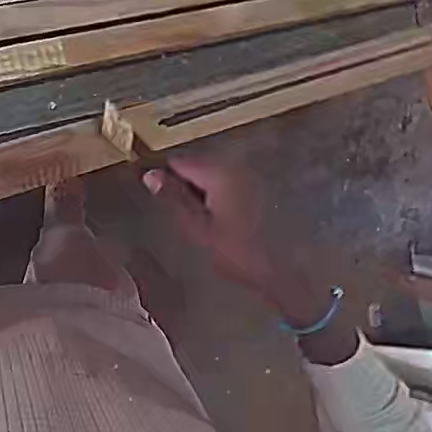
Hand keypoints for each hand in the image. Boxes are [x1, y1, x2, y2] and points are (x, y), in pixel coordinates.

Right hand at [143, 155, 357, 362]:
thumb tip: (150, 174)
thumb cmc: (236, 251)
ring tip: (201, 219)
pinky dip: (219, 194)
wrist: (281, 270)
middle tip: (182, 214)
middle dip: (184, 184)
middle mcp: (237, 167)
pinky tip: (221, 218)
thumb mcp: (198, 227)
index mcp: (219, 173)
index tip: (160, 197)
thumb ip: (174, 197)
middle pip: (198, 164)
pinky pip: (230, 182)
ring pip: (214, 173)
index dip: (165, 177)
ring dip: (202, 190)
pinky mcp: (260, 187)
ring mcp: (251, 175)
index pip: (180, 161)